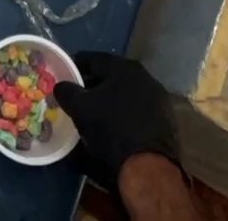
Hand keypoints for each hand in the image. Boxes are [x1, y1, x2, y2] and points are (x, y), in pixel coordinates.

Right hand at [53, 53, 179, 190]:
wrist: (148, 168)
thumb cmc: (111, 128)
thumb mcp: (80, 108)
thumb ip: (67, 91)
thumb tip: (60, 86)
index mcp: (125, 67)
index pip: (92, 59)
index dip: (74, 66)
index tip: (63, 76)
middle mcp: (145, 78)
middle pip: (110, 76)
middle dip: (92, 85)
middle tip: (77, 97)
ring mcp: (159, 100)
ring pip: (125, 94)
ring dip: (109, 101)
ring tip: (94, 114)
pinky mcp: (166, 122)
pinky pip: (137, 111)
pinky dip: (124, 115)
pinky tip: (114, 127)